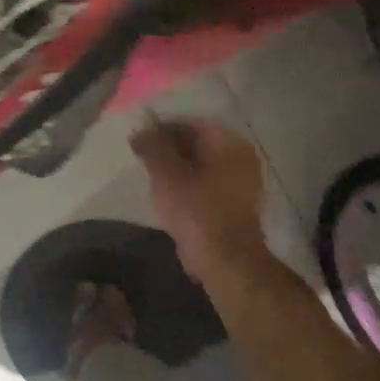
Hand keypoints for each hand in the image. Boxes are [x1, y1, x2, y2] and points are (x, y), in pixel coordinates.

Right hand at [130, 117, 268, 283]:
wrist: (224, 257)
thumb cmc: (195, 210)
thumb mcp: (166, 175)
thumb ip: (153, 148)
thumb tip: (140, 129)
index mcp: (229, 144)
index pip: (191, 124)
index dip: (162, 129)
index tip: (138, 141)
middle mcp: (241, 156)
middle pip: (199, 142)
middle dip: (169, 148)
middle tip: (142, 159)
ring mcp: (241, 180)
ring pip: (202, 163)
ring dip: (177, 167)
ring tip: (151, 177)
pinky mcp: (234, 202)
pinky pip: (207, 182)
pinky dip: (188, 183)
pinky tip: (168, 194)